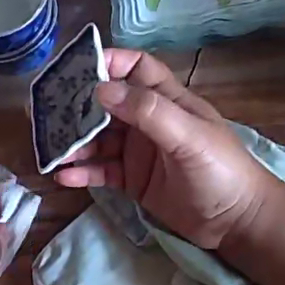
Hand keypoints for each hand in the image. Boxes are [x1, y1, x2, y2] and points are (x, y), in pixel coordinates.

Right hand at [52, 49, 281, 249]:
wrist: (237, 222)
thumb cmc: (221, 171)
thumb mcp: (188, 136)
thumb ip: (148, 111)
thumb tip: (101, 89)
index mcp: (167, 101)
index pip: (135, 68)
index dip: (109, 62)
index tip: (77, 67)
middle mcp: (148, 122)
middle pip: (107, 105)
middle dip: (78, 107)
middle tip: (47, 112)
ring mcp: (139, 152)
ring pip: (98, 140)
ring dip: (75, 143)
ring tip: (50, 150)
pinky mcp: (133, 181)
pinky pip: (101, 172)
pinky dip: (82, 173)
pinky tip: (64, 176)